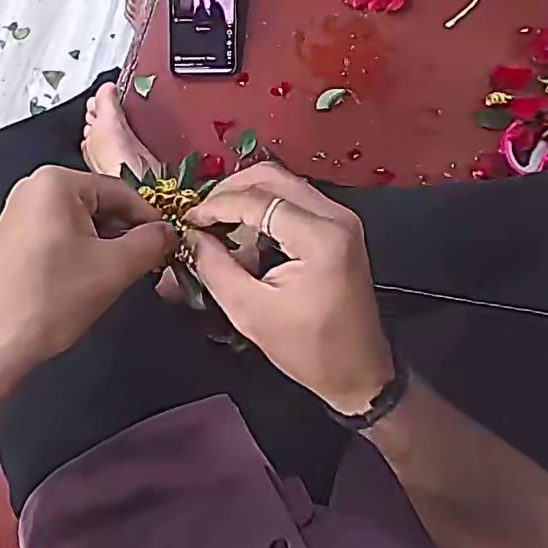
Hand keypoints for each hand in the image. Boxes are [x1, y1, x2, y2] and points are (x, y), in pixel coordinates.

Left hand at [0, 166, 176, 393]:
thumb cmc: (50, 300)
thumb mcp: (115, 267)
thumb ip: (152, 241)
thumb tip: (170, 231)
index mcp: (56, 182)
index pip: (122, 192)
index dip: (151, 220)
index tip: (169, 245)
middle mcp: (34, 188)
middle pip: (103, 205)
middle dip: (127, 235)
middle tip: (148, 265)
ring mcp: (21, 213)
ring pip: (85, 223)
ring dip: (108, 247)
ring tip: (120, 277)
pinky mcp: (15, 239)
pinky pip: (64, 235)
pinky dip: (85, 254)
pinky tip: (92, 281)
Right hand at [184, 163, 393, 414]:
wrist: (359, 370)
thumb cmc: (309, 349)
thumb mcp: (250, 312)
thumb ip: (215, 267)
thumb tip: (192, 235)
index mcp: (321, 238)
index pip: (258, 200)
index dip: (216, 205)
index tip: (188, 219)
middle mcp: (336, 216)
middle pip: (273, 177)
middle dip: (230, 190)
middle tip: (201, 213)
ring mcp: (341, 217)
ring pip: (284, 182)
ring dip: (247, 194)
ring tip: (216, 220)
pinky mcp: (339, 224)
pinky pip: (295, 198)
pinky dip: (265, 204)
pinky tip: (243, 226)